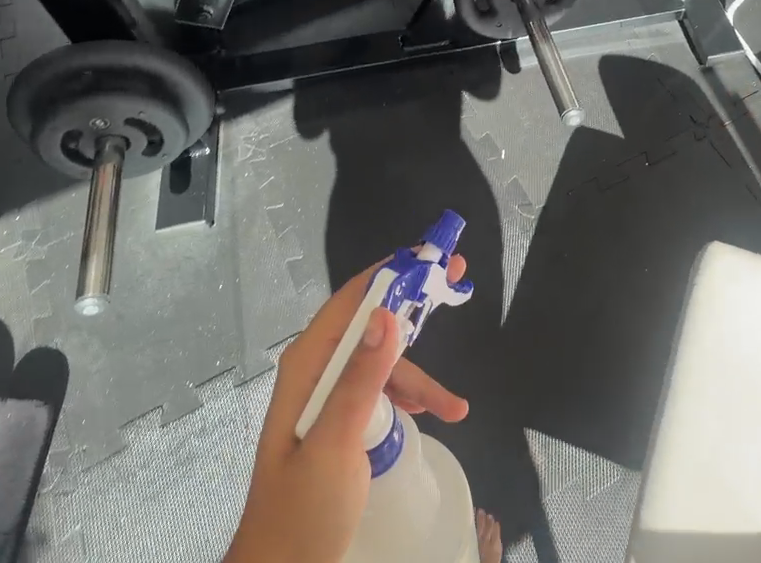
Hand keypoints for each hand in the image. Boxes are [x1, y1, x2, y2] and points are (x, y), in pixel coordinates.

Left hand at [226, 255, 471, 562]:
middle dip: (414, 304)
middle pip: (370, 322)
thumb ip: (361, 377)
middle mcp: (317, 370)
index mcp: (308, 364)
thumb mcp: (337, 441)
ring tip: (452, 407)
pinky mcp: (341, 421)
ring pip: (382, 363)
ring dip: (419, 377)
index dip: (392, 271)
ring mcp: (328, 396)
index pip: (352, 299)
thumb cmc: (303, 507)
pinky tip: (435, 414)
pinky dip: (409, 398)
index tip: (429, 254)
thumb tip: (387, 313)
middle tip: (456, 278)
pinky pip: (380, 392)